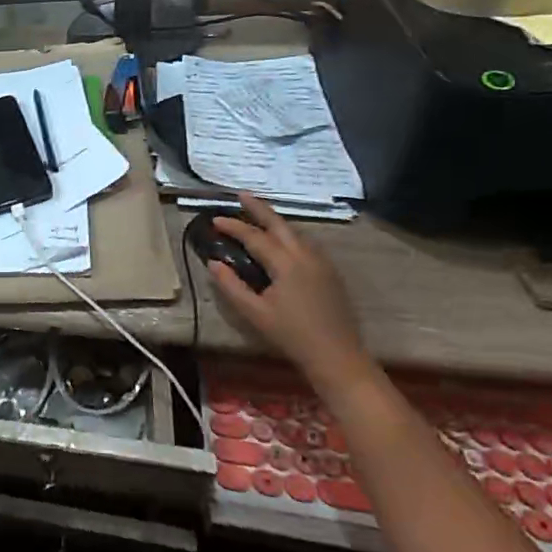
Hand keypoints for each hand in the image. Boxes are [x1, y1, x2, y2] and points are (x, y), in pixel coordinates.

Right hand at [206, 193, 371, 389]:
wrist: (337, 356)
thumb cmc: (292, 336)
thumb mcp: (254, 313)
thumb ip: (231, 286)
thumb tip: (213, 263)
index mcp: (286, 263)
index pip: (254, 237)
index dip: (233, 227)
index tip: (215, 219)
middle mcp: (305, 255)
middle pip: (279, 224)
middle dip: (259, 208)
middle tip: (241, 195)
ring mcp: (321, 262)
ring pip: (296, 232)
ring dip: (275, 221)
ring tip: (258, 215)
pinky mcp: (330, 272)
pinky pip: (306, 243)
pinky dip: (289, 235)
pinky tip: (282, 241)